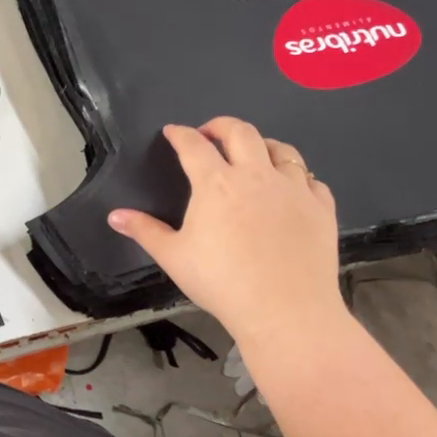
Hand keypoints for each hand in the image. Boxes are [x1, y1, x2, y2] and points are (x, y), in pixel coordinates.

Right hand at [107, 117, 345, 340]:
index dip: (180, 134)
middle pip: (241, 132)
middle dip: (221, 126)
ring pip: (282, 150)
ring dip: (262, 145)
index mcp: (216, 184)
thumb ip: (144, 230)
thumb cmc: (221, 282)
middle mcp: (257, 176)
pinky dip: (296, 176)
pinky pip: (311, 179)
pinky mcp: (322, 208)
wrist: (286, 310)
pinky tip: (289, 188)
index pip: (194, 145)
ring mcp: (294, 190)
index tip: (173, 132)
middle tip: (209, 134)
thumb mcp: (173, 257)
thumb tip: (115, 216)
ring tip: (252, 155)